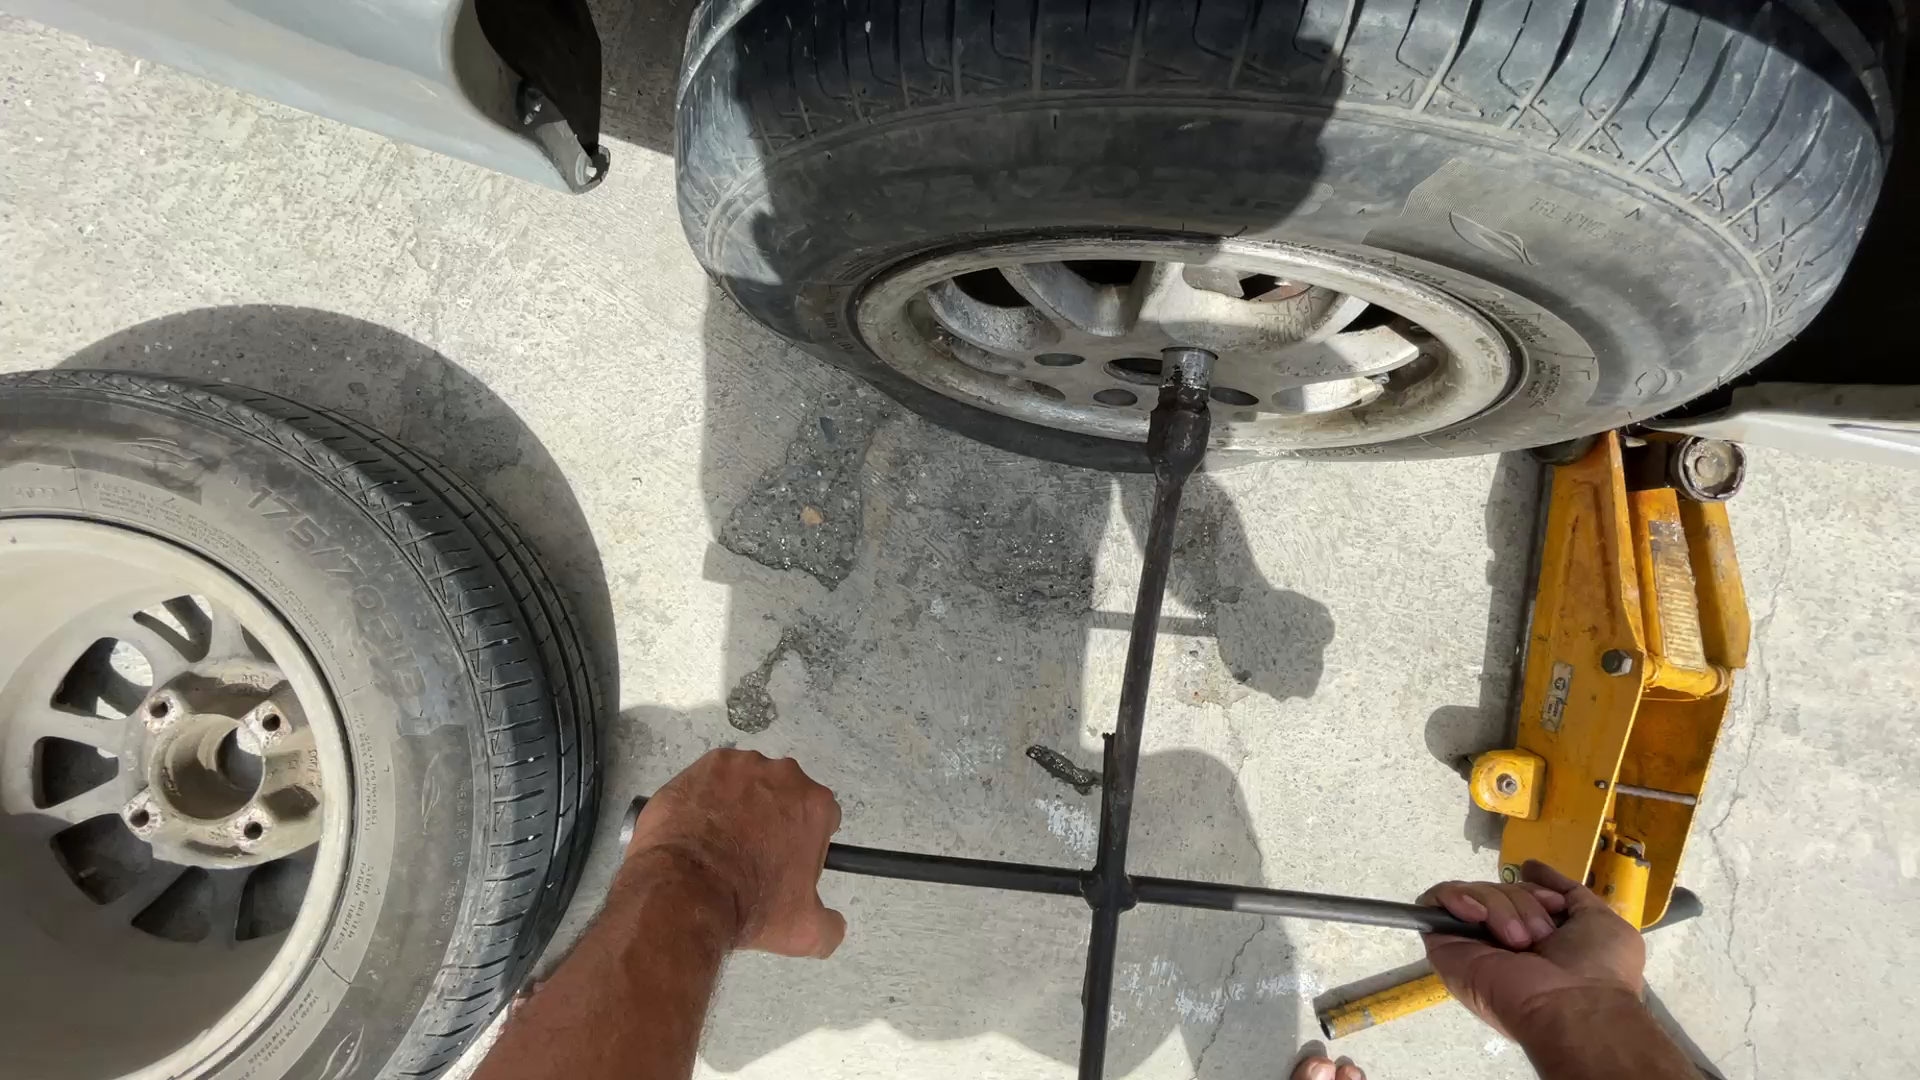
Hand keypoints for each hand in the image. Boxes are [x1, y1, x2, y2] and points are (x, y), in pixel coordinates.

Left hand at [624, 749, 845, 957]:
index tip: (784, 861)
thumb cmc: (749, 905)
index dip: (804, 841)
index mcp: (816, 806)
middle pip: (786, 795)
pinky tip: (698, 825)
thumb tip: (835, 926)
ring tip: (719, 842)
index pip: (821, 817)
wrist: (684, 893)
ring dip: (740, 804)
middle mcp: (786, 775)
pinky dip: (709, 795)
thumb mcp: (802, 931)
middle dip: (772, 818)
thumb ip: (829, 927)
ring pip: (750, 783)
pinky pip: (715, 777)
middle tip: (750, 854)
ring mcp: (745, 765)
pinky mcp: (709, 764)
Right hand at [1418, 859, 1644, 1038]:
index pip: (1514, 893)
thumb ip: (1568, 890)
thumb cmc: (1596, 969)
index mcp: (1527, 935)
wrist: (1571, 1004)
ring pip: (1469, 890)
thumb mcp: (1602, 922)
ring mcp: (1465, 938)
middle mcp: (1494, 935)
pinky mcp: (1440, 940)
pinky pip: (1436, 899)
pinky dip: (1457, 897)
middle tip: (1538, 936)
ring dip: (1498, 906)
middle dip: (1519, 901)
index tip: (1553, 906)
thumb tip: (1529, 865)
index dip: (1533, 893)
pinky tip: (1477, 915)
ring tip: (1517, 939)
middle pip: (1492, 889)